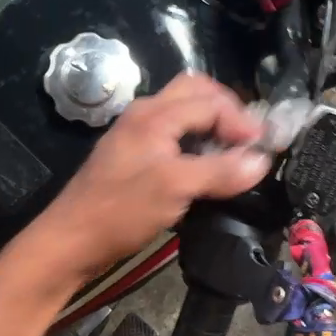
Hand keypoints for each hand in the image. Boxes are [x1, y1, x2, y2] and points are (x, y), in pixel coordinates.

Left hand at [28, 73, 268, 279]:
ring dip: (211, 126)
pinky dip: (195, 143)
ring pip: (182, 114)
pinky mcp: (133, 159)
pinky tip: (206, 169)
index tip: (265, 147)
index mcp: (154, 114)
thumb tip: (262, 161)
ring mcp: (136, 136)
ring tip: (234, 154)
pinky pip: (172, 137)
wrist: (70, 241)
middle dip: (227, 111)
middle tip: (249, 139)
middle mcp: (145, 116)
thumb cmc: (120, 211)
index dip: (242, 120)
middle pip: (195, 94)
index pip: (210, 101)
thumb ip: (220, 170)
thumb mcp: (176, 187)